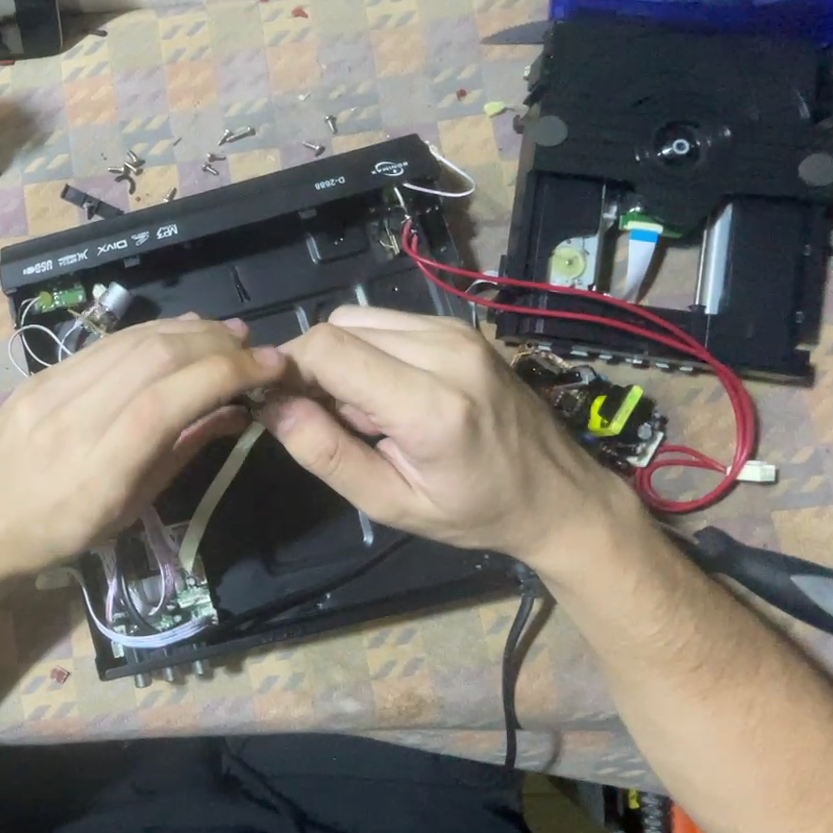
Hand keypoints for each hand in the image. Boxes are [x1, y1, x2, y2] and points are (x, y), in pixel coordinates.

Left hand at [0, 317, 283, 592]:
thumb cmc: (55, 537)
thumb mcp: (126, 512)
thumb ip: (180, 456)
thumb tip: (233, 412)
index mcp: (98, 471)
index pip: (169, 401)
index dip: (226, 373)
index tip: (270, 366)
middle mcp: (71, 421)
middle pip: (152, 359)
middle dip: (214, 344)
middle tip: (253, 346)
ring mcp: (48, 393)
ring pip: (128, 343)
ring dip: (185, 331)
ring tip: (224, 334)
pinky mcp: (36, 377)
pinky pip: (102, 346)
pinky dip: (147, 334)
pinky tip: (174, 335)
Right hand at [259, 306, 644, 570]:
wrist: (560, 494)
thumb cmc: (474, 512)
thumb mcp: (391, 504)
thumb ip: (327, 454)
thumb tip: (272, 407)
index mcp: (430, 405)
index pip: (328, 349)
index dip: (288, 371)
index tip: (280, 407)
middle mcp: (445, 352)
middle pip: (335, 329)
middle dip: (309, 368)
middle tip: (320, 417)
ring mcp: (456, 333)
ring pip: (354, 320)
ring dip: (336, 358)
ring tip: (358, 408)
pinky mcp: (458, 328)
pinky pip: (382, 322)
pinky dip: (364, 350)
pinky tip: (382, 390)